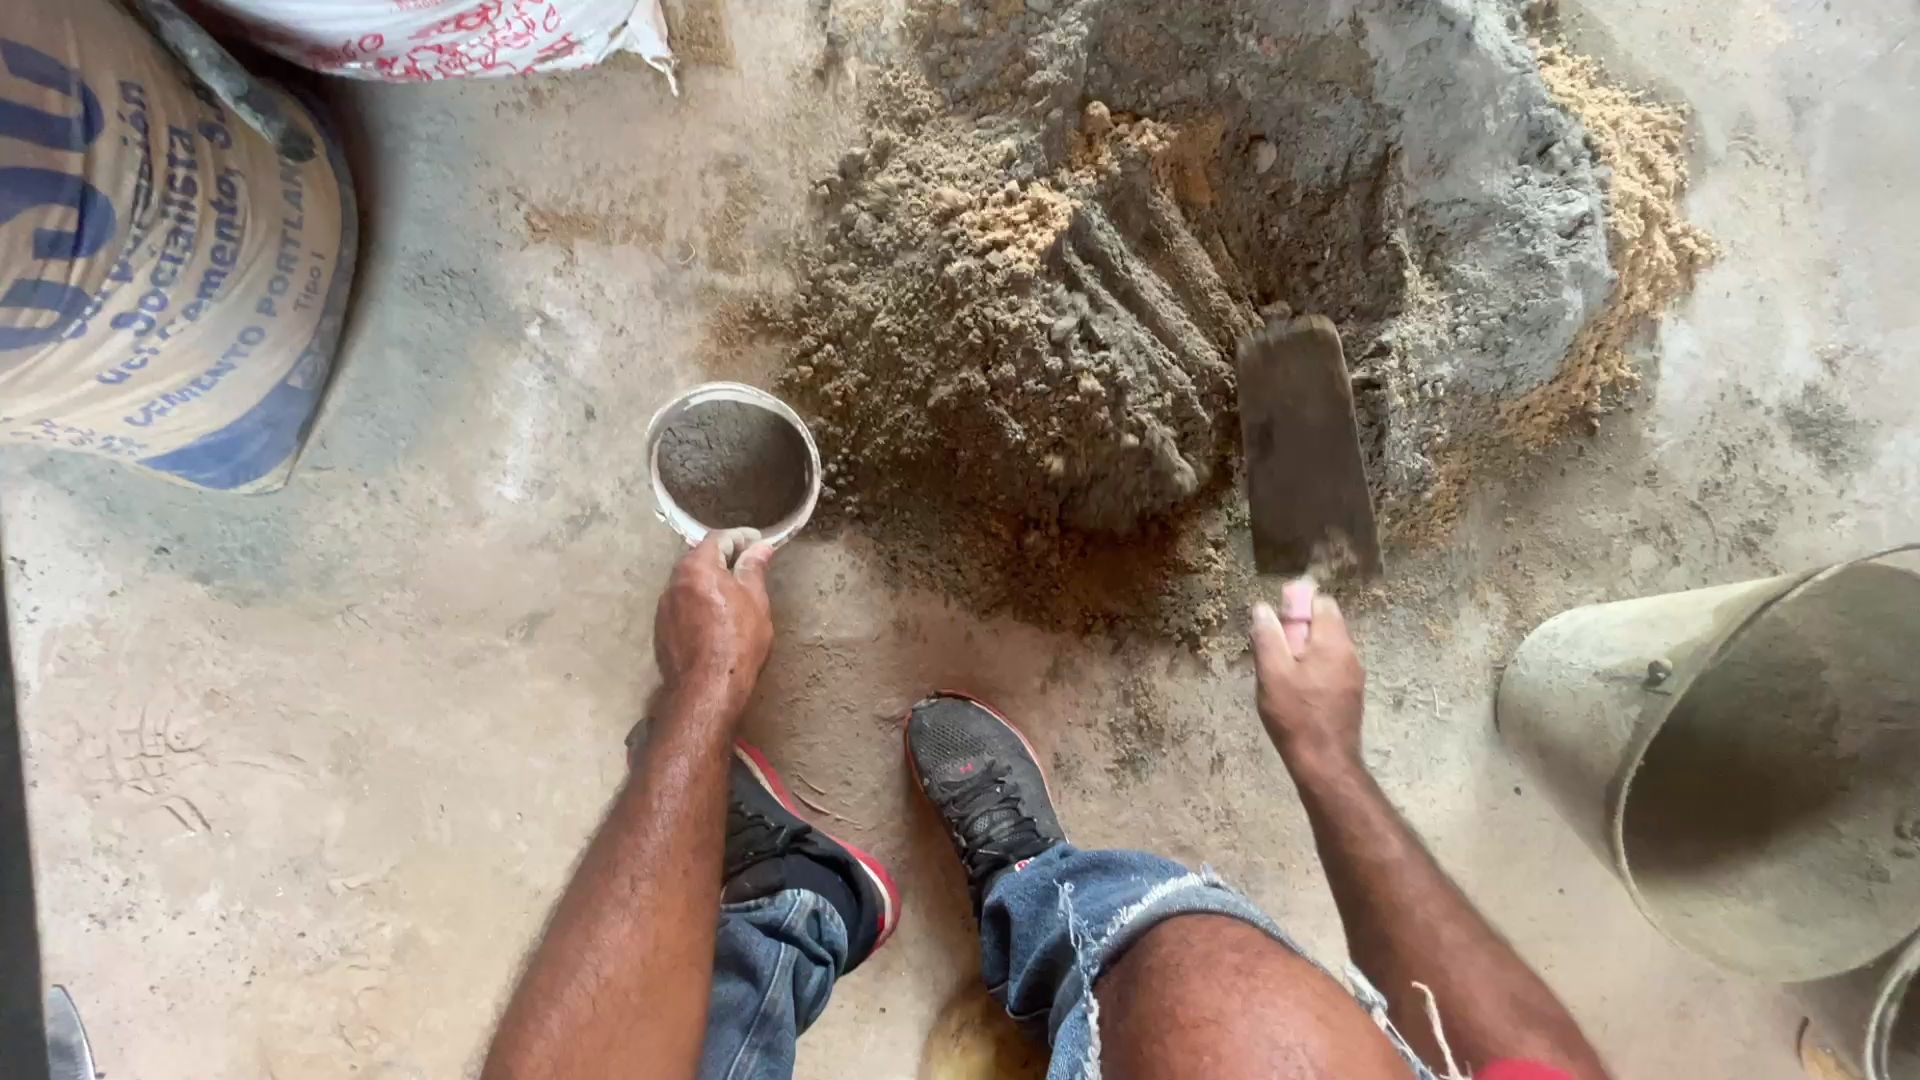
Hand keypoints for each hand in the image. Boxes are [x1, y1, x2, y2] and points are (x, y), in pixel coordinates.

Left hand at [653, 529, 775, 718]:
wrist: (707, 689)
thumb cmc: (739, 641)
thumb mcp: (756, 601)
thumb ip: (754, 569)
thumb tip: (760, 547)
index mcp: (698, 568)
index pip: (718, 539)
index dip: (740, 537)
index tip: (757, 541)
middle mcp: (674, 581)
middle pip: (699, 558)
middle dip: (723, 557)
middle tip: (748, 563)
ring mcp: (664, 606)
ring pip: (689, 582)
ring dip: (709, 580)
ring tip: (733, 591)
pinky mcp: (661, 629)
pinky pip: (682, 604)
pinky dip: (699, 600)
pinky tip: (715, 616)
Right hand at [1249, 588, 1365, 776]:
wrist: (1324, 761)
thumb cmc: (1295, 714)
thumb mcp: (1271, 673)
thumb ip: (1267, 637)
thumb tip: (1263, 608)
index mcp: (1333, 643)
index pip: (1322, 602)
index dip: (1298, 604)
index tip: (1277, 619)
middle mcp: (1350, 654)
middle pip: (1325, 623)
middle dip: (1298, 629)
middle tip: (1273, 650)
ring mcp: (1353, 675)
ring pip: (1327, 647)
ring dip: (1303, 650)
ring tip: (1280, 672)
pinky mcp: (1350, 693)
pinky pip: (1330, 666)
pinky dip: (1312, 666)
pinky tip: (1294, 688)